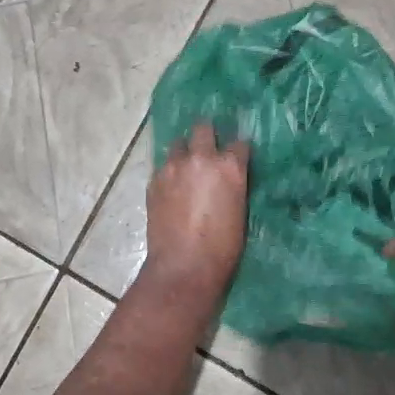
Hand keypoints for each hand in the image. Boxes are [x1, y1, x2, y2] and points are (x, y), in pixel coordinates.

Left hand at [144, 122, 250, 292]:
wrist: (183, 266)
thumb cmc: (223, 248)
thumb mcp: (240, 212)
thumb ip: (234, 185)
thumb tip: (229, 179)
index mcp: (229, 167)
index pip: (239, 143)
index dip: (238, 151)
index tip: (237, 157)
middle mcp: (201, 158)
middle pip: (203, 128)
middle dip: (207, 135)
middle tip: (208, 150)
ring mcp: (174, 166)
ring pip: (179, 143)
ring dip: (185, 152)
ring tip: (187, 168)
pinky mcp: (155, 180)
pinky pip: (164, 166)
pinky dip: (170, 172)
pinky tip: (172, 188)